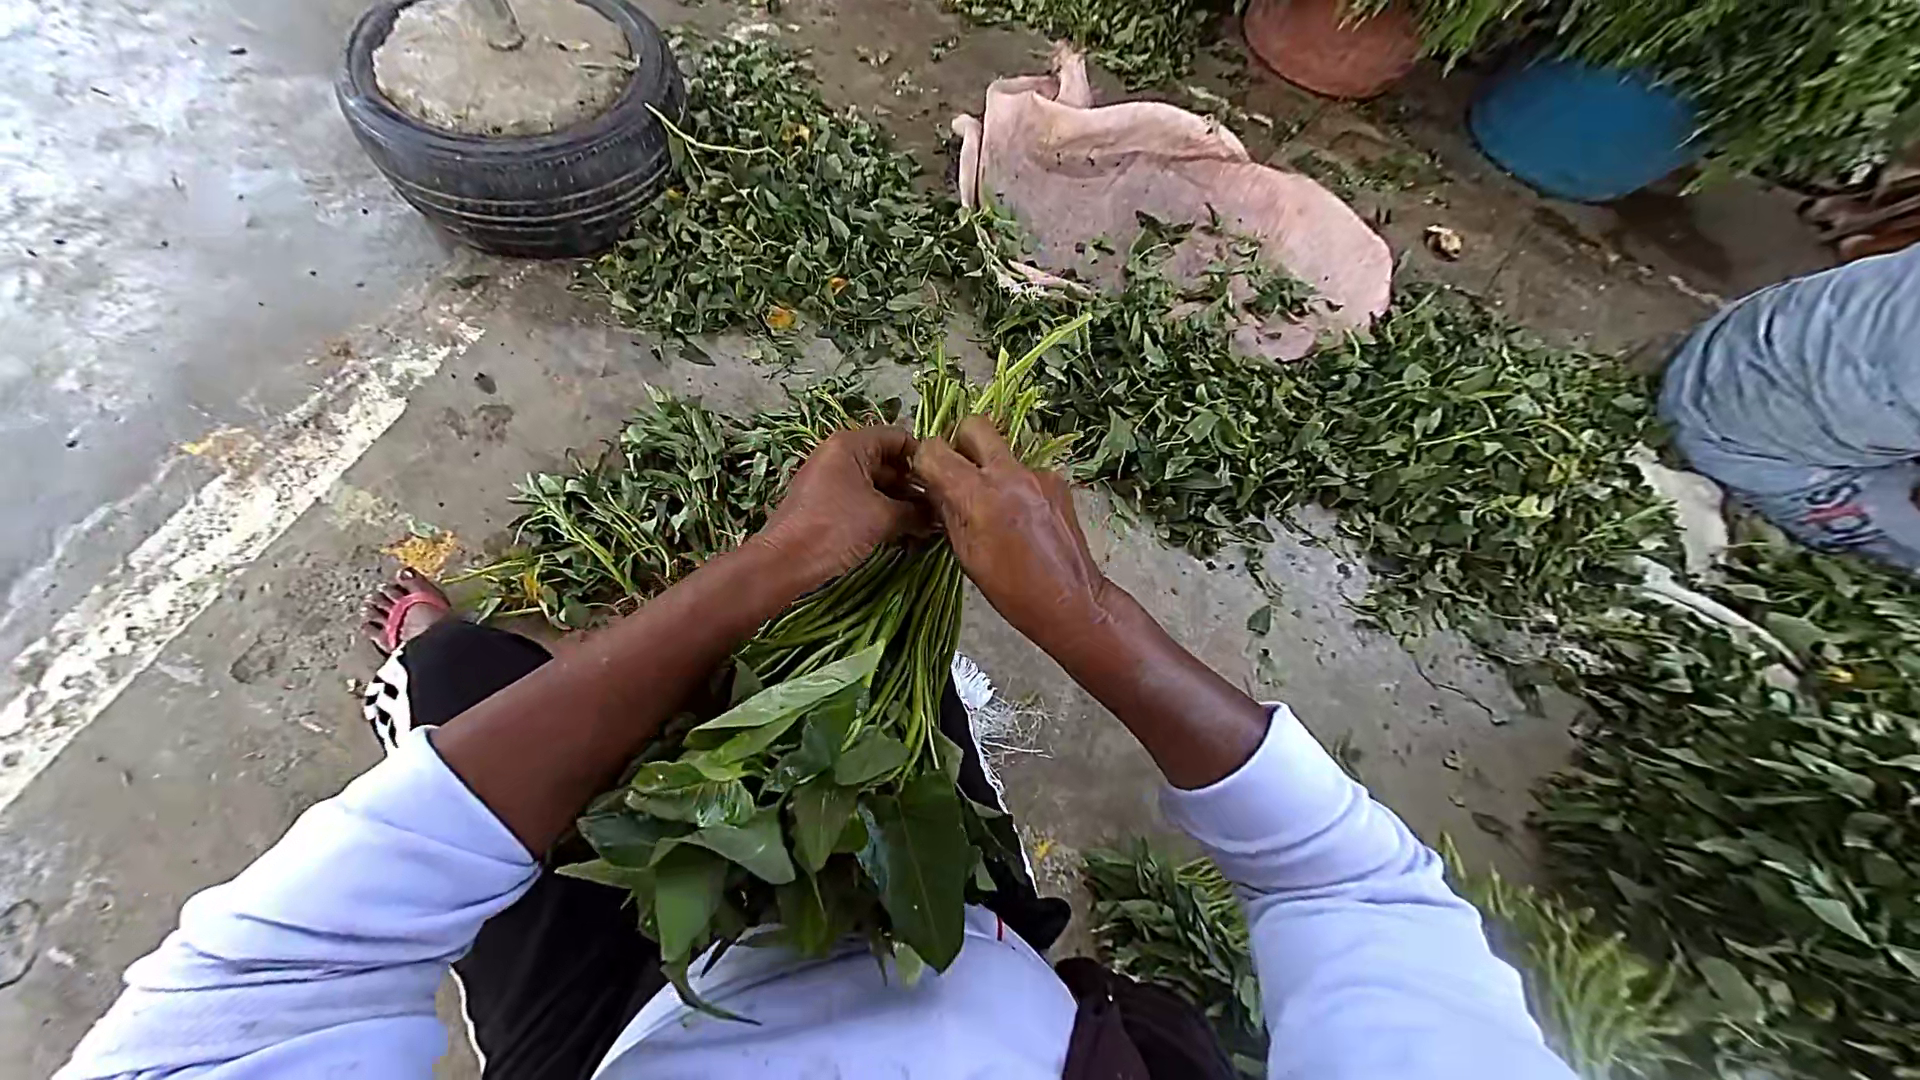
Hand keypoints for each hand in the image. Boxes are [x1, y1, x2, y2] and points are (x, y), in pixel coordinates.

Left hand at [752, 426, 927, 591]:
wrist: (786, 563)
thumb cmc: (835, 529)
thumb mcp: (884, 517)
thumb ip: (916, 511)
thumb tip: (938, 516)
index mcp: (850, 444)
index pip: (899, 438)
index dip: (923, 459)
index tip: (942, 482)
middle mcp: (839, 454)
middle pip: (888, 461)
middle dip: (914, 485)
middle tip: (938, 509)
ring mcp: (831, 478)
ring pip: (877, 483)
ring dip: (901, 502)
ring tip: (926, 524)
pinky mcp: (826, 501)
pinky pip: (862, 498)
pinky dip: (883, 511)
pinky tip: (904, 531)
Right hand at [912, 416, 1116, 657]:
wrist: (1068, 599)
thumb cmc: (1010, 589)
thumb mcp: (965, 553)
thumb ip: (948, 510)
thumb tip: (934, 486)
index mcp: (977, 495)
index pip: (935, 449)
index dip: (925, 459)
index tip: (927, 474)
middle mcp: (1008, 474)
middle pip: (974, 425)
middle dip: (960, 442)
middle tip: (959, 470)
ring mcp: (1037, 474)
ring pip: (1003, 451)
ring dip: (991, 467)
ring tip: (995, 505)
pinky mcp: (1057, 481)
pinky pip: (1026, 471)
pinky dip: (1017, 486)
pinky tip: (1022, 517)